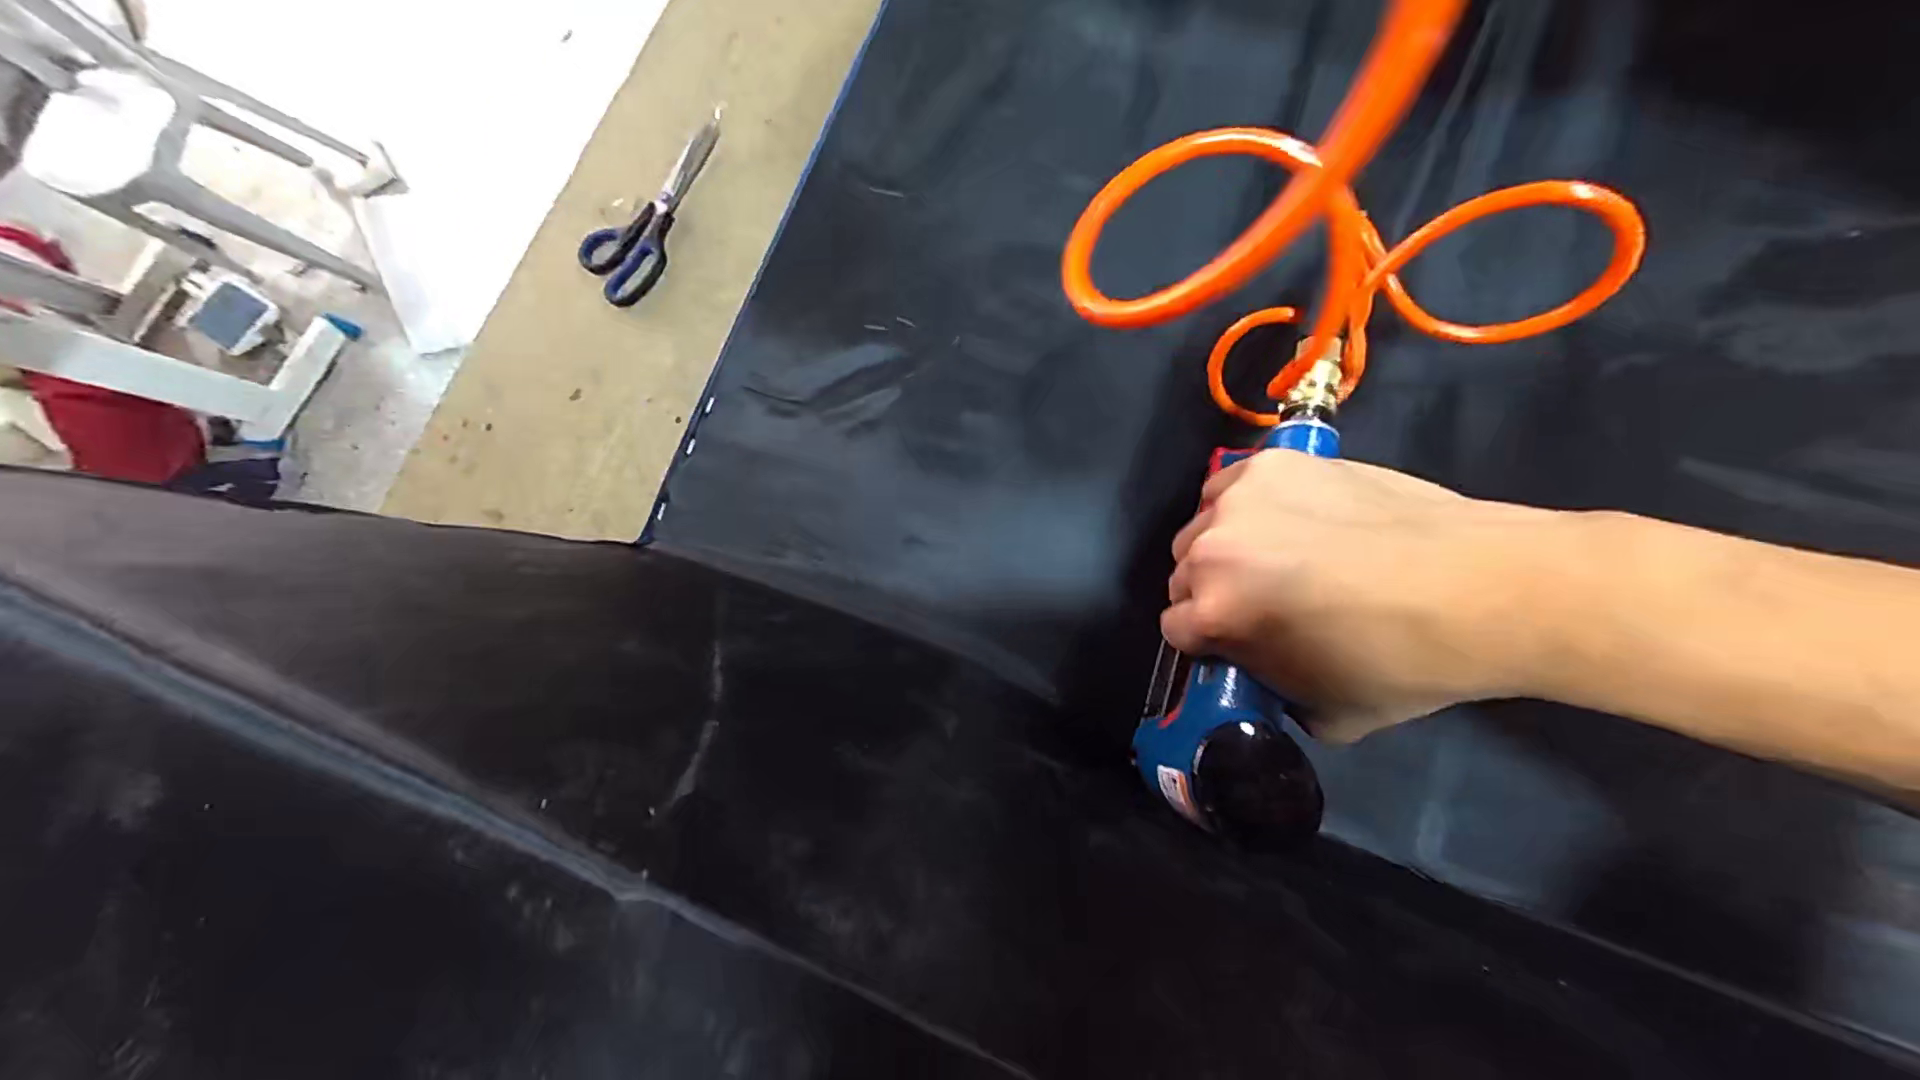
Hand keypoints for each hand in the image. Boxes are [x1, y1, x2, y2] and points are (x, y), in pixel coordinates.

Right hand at [1162, 452, 1564, 742]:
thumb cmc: (1402, 660)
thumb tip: (1261, 675)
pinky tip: (1286, 518)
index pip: (1175, 627)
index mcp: (1215, 611)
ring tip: (1276, 553)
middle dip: (1211, 592)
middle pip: (1182, 573)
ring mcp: (1241, 498)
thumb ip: (1268, 693)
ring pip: (1201, 528)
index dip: (1207, 641)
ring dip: (1223, 546)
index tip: (1236, 641)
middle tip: (1261, 599)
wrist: (1484, 588)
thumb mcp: (1324, 714)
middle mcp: (1210, 549)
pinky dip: (1245, 505)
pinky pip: (1230, 487)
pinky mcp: (1274, 463)